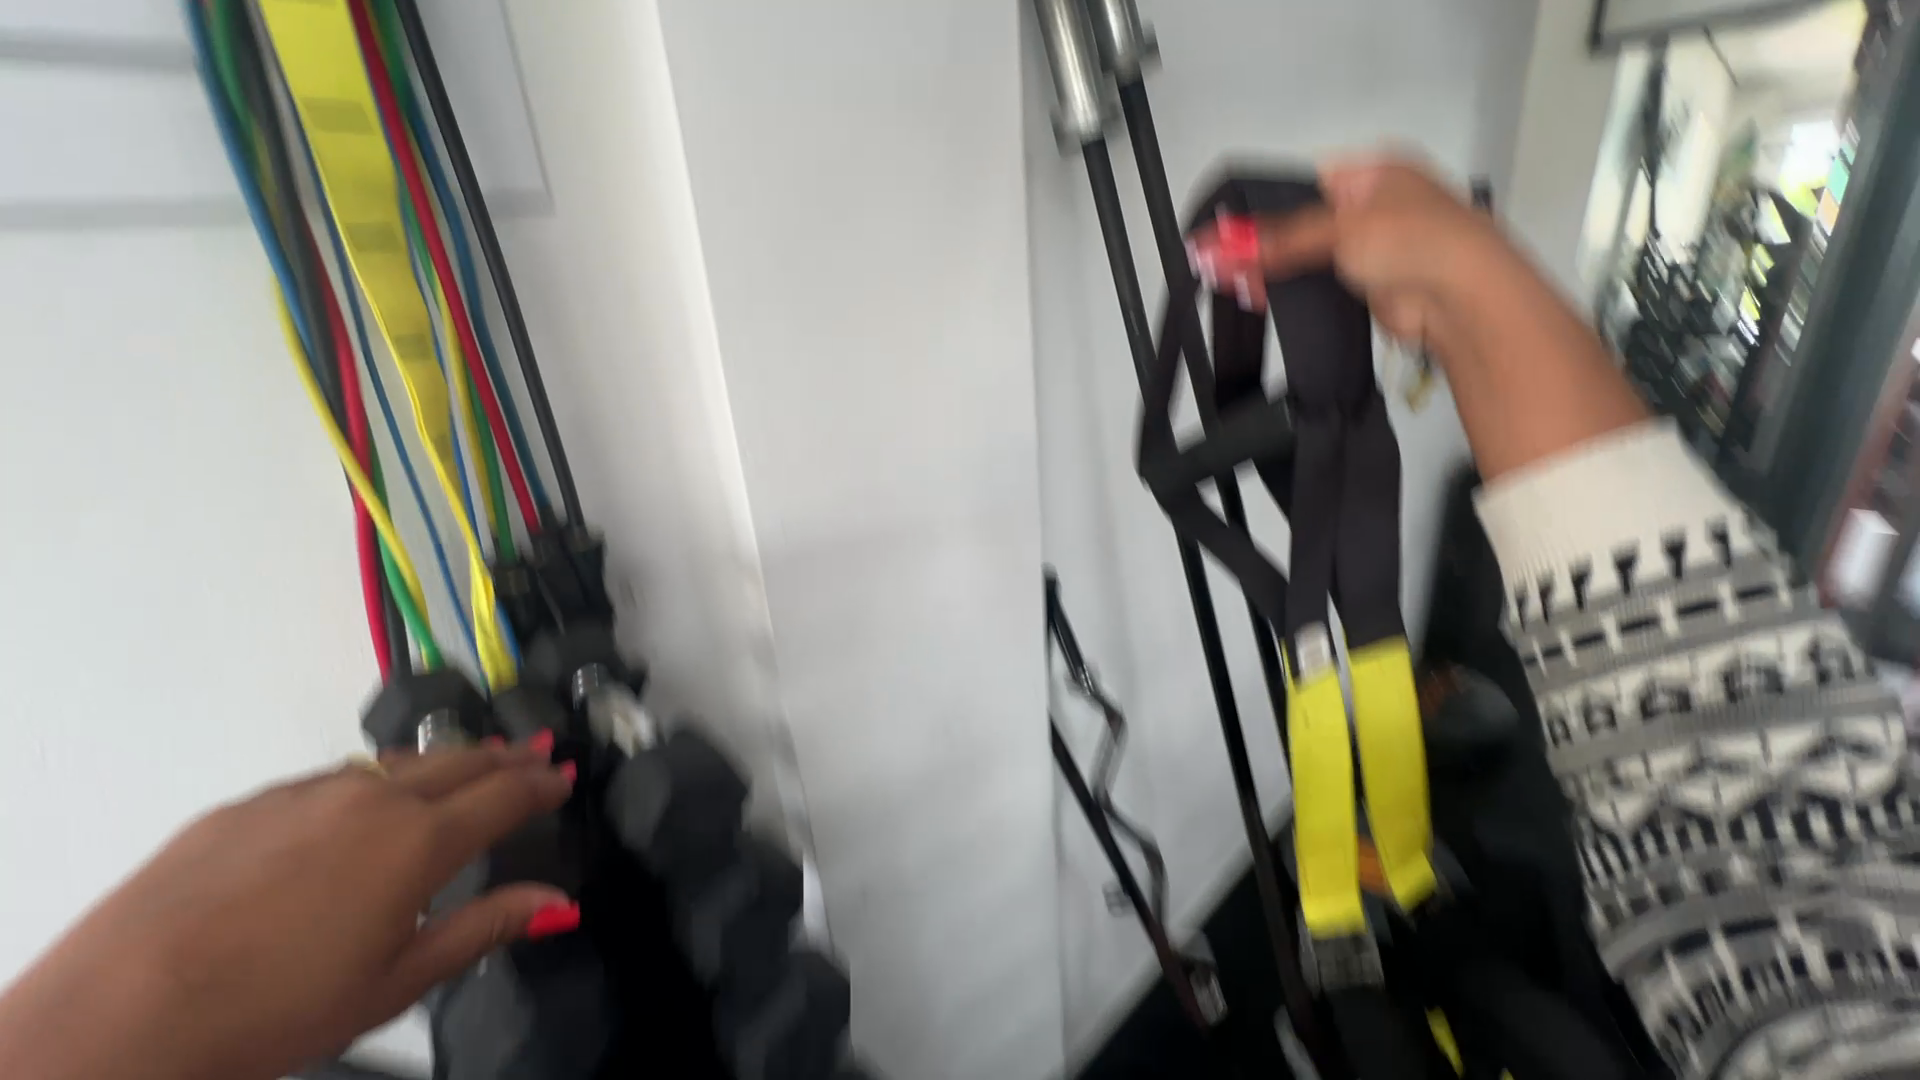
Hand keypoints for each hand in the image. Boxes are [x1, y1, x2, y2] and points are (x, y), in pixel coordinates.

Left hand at [0, 741, 577, 1079]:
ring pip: (398, 761)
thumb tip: (560, 901)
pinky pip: (332, 778)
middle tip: (536, 752)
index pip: (506, 794)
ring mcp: (306, 793)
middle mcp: (373, 798)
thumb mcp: (396, 983)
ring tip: (469, 764)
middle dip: (507, 756)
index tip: (566, 776)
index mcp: (421, 841)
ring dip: (445, 761)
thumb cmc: (276, 1013)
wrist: (110, 1024)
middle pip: (461, 760)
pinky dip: (374, 778)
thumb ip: (486, 927)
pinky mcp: (248, 803)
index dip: (544, 782)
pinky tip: (368, 800)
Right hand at [1189, 153, 1645, 477]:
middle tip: (1218, 263)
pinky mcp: (1365, 285)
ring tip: (1231, 283)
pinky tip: (1257, 295)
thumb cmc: (1416, 241)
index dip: (1262, 209)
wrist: (1462, 299)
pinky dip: (1289, 291)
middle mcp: (1372, 205)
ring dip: (1271, 270)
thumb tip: (1228, 246)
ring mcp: (1370, 247)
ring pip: (1305, 257)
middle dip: (1261, 245)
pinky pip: (1316, 285)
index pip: (1302, 186)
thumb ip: (1282, 238)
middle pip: (1299, 224)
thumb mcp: (1342, 227)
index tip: (1225, 232)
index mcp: (1373, 172)